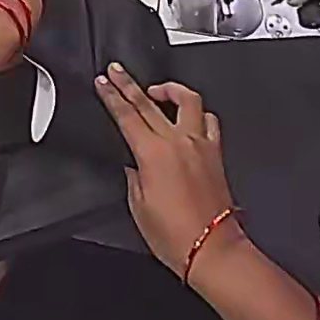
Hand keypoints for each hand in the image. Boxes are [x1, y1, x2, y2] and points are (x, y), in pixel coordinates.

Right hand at [96, 64, 241, 279]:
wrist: (212, 248)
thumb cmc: (176, 235)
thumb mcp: (139, 207)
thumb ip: (135, 177)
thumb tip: (135, 165)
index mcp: (153, 154)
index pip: (127, 115)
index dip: (112, 96)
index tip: (104, 82)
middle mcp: (178, 142)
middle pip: (149, 102)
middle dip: (129, 84)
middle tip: (117, 71)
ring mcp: (200, 143)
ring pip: (187, 100)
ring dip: (170, 89)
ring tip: (157, 88)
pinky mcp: (216, 152)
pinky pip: (209, 120)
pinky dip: (198, 112)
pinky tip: (191, 115)